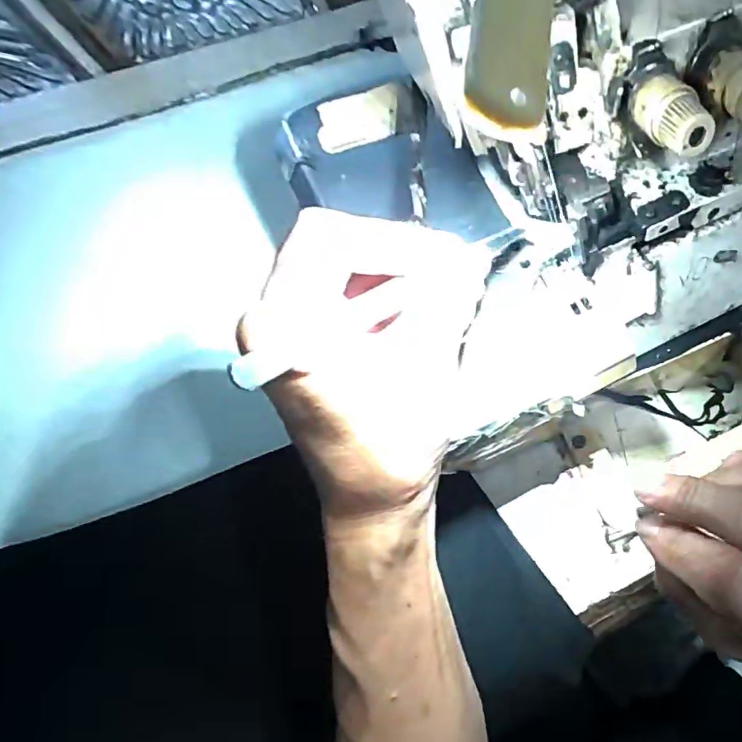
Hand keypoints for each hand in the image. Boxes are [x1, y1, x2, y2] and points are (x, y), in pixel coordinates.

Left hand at [240, 208, 490, 526]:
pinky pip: (336, 285)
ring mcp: (280, 328)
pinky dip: (379, 285)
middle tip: (448, 268)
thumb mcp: (428, 369)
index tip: (444, 261)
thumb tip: (470, 257)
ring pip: (333, 259)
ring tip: (441, 285)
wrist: (370, 500)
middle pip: (328, 242)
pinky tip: (415, 304)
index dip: (394, 242)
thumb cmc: (392, 449)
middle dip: (395, 250)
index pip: (330, 240)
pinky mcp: (298, 337)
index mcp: (287, 328)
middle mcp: (270, 319)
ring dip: (390, 266)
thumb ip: (448, 303)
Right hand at [634, 441, 741, 686]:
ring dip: (725, 475)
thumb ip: (687, 590)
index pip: (736, 580)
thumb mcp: (727, 638)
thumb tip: (655, 530)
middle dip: (697, 499)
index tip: (647, 527)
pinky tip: (729, 467)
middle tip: (655, 490)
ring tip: (695, 483)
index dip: (683, 547)